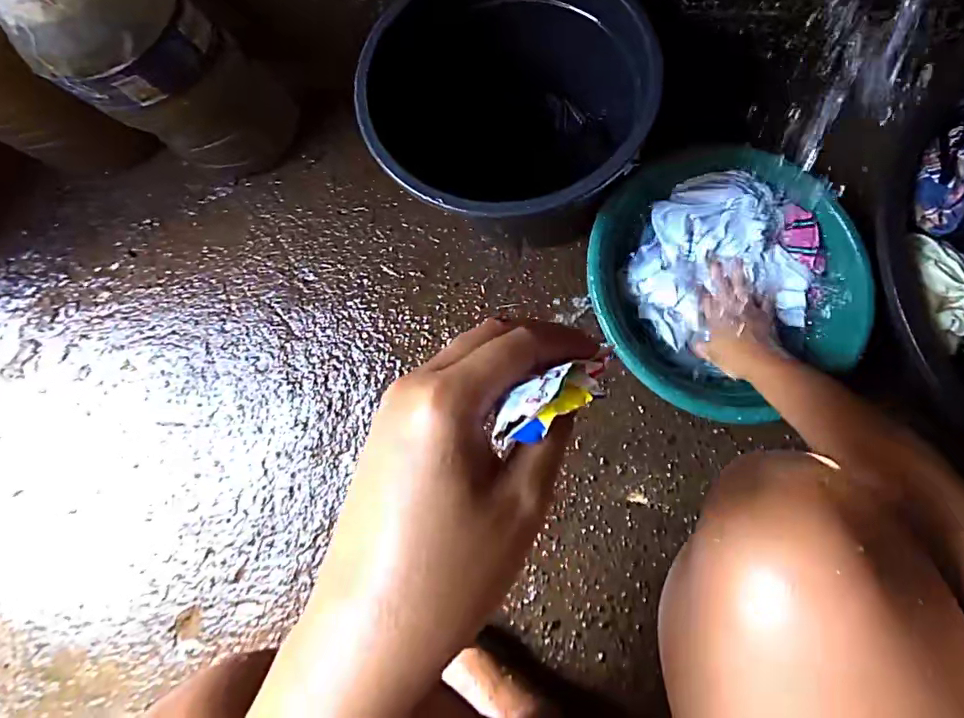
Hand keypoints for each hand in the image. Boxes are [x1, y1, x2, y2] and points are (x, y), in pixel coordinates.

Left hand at [249, 319, 597, 717]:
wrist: (366, 628)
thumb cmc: (449, 575)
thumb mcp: (520, 506)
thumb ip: (550, 434)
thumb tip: (566, 393)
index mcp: (445, 398)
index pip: (515, 343)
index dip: (563, 342)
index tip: (596, 355)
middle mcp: (413, 384)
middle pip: (486, 336)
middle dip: (537, 343)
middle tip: (577, 369)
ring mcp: (394, 402)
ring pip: (463, 353)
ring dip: (509, 359)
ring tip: (550, 389)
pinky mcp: (389, 423)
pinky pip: (444, 379)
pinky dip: (482, 379)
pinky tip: (507, 409)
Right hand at [694, 260, 795, 381]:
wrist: (764, 362)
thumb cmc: (736, 359)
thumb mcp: (714, 356)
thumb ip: (704, 349)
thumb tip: (695, 344)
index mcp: (716, 320)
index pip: (707, 303)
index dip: (702, 292)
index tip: (699, 282)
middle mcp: (732, 311)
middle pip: (723, 290)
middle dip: (718, 276)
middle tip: (715, 262)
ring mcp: (749, 311)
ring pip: (742, 290)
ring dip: (739, 275)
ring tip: (736, 261)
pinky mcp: (765, 315)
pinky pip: (765, 301)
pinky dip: (764, 294)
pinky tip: (764, 286)